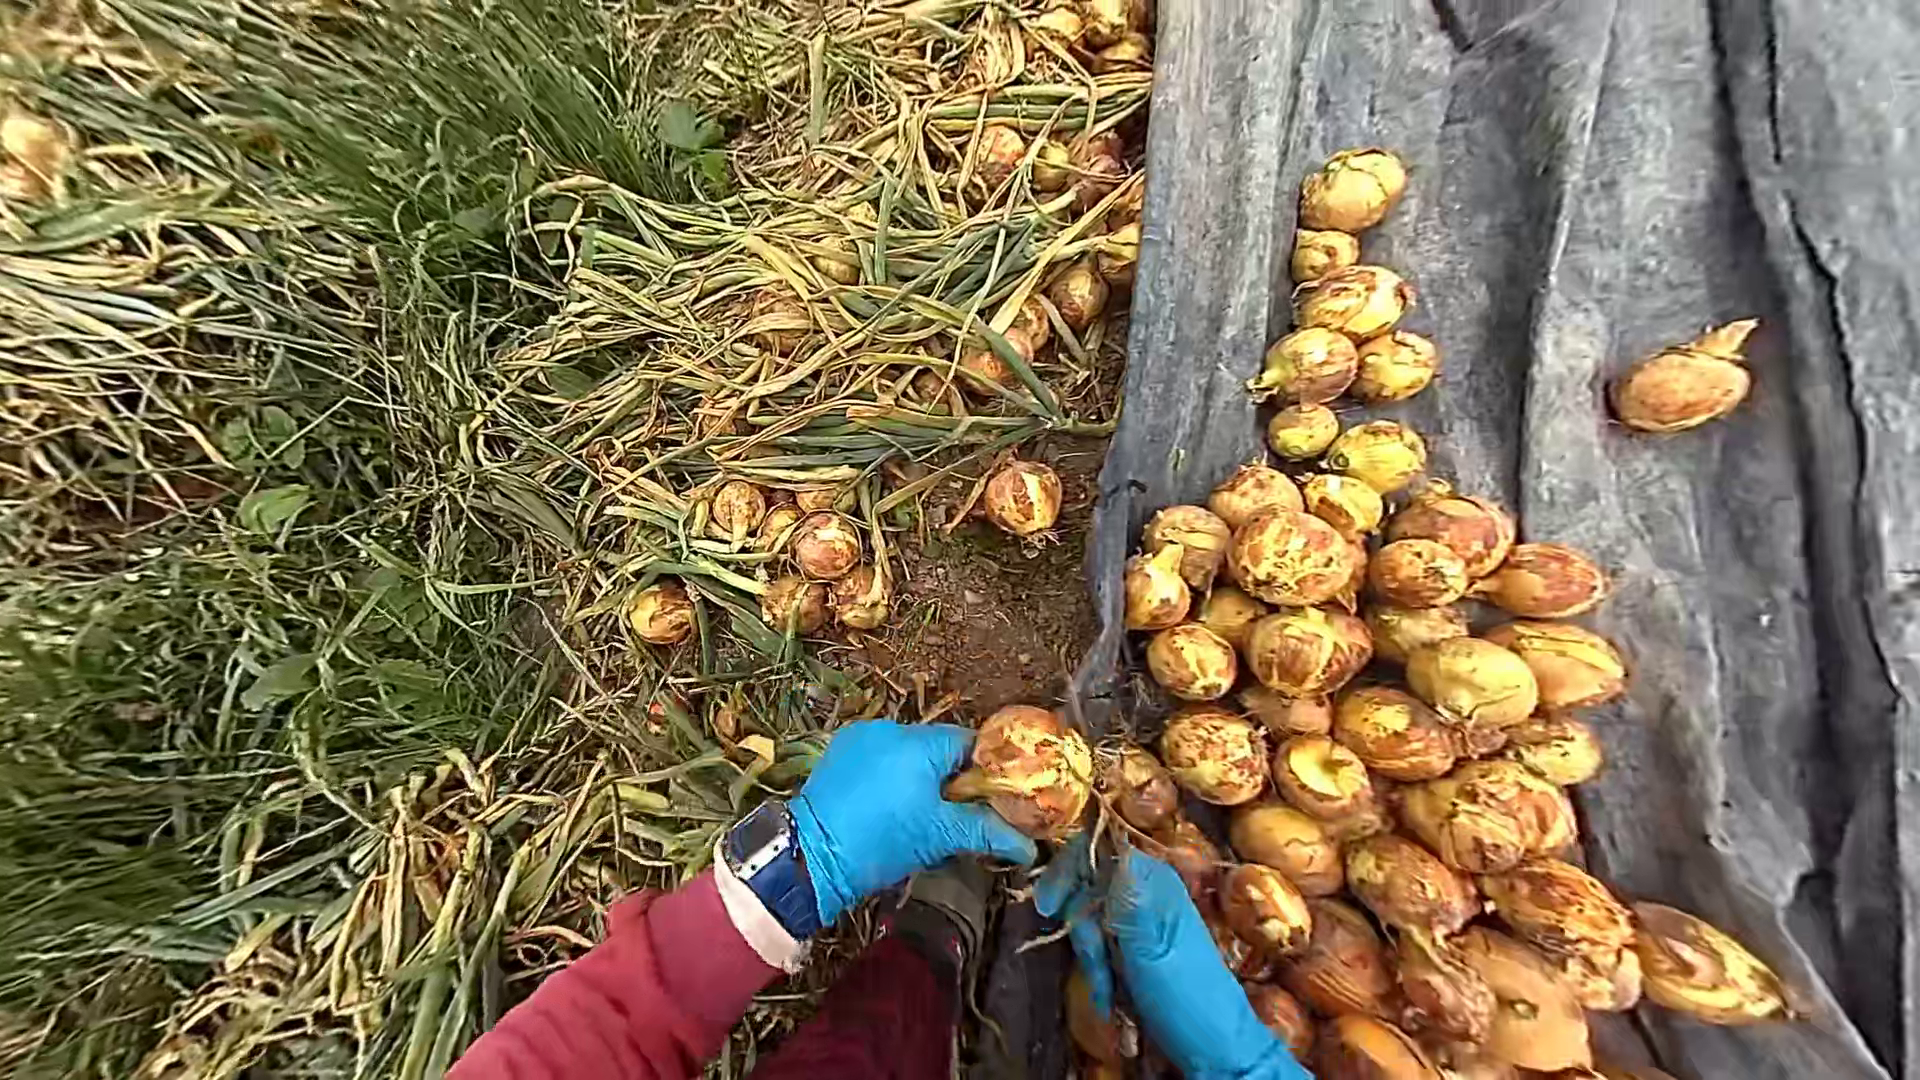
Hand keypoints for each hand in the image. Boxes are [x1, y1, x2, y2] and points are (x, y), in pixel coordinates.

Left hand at [792, 719, 1038, 924]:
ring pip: (908, 749)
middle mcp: (892, 728)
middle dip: (948, 774)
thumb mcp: (938, 836)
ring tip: (914, 809)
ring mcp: (863, 734)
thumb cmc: (882, 841)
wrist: (810, 855)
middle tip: (951, 810)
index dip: (981, 768)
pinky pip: (880, 752)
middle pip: (937, 745)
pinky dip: (890, 770)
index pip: (967, 742)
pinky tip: (884, 800)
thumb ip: (986, 831)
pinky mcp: (842, 746)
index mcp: (919, 742)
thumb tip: (1029, 846)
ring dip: (918, 772)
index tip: (985, 796)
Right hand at [1037, 842, 1306, 1079]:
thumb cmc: (1187, 998)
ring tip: (1105, 990)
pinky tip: (1108, 993)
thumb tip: (1110, 843)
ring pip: (1089, 913)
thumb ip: (1126, 896)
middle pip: (1087, 882)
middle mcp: (1144, 885)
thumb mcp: (1151, 948)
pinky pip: (1101, 938)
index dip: (1067, 869)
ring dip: (1090, 953)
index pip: (1096, 846)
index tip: (1048, 906)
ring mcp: (1140, 913)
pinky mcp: (1136, 940)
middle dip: (1081, 924)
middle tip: (1091, 962)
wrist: (1219, 1053)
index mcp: (1152, 875)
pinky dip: (1098, 966)